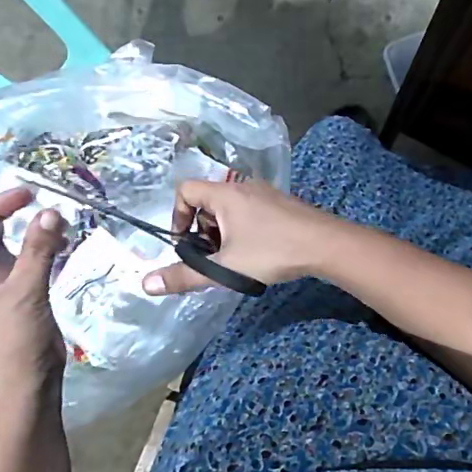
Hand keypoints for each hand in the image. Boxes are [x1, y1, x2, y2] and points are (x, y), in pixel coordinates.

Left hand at [0, 187, 68, 408]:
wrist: (28, 391)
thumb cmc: (11, 345)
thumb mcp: (23, 293)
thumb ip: (38, 250)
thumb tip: (52, 211)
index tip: (24, 194)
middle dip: (8, 218)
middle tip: (38, 198)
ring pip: (3, 248)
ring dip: (25, 232)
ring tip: (52, 215)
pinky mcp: (10, 296)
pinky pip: (20, 263)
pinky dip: (36, 250)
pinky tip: (56, 237)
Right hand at [141, 178, 337, 294]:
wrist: (326, 244)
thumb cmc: (272, 251)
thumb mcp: (225, 267)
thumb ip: (185, 277)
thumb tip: (146, 284)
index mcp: (225, 194)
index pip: (185, 190)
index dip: (177, 215)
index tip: (185, 243)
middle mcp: (244, 187)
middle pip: (208, 201)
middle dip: (203, 229)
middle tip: (212, 256)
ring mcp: (266, 194)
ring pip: (230, 208)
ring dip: (224, 231)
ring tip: (235, 258)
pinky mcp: (282, 204)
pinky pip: (250, 212)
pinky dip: (244, 229)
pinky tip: (258, 253)